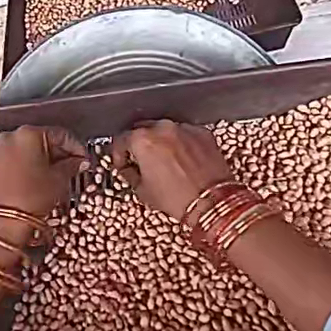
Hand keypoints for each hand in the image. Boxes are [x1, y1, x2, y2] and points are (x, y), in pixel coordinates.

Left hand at [0, 126, 87, 230]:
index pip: (60, 134)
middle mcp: (10, 138)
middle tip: (74, 167)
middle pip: (42, 140)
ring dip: (44, 160)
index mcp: (28, 134)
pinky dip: (29, 167)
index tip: (83, 158)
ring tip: (58, 176)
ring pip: (28, 151)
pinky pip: (16, 160)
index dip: (76, 147)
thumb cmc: (30, 198)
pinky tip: (40, 180)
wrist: (3, 223)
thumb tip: (78, 161)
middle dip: (59, 153)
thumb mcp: (59, 179)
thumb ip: (71, 165)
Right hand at [108, 120, 235, 220]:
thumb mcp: (142, 190)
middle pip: (142, 130)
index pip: (121, 139)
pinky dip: (181, 143)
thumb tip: (128, 168)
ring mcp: (185, 129)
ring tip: (164, 163)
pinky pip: (185, 134)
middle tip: (141, 162)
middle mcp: (163, 129)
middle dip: (139, 144)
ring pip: (165, 130)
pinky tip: (183, 161)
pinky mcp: (203, 133)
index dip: (118, 154)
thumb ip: (129, 173)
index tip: (122, 162)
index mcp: (143, 140)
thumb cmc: (178, 198)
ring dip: (161, 142)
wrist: (211, 202)